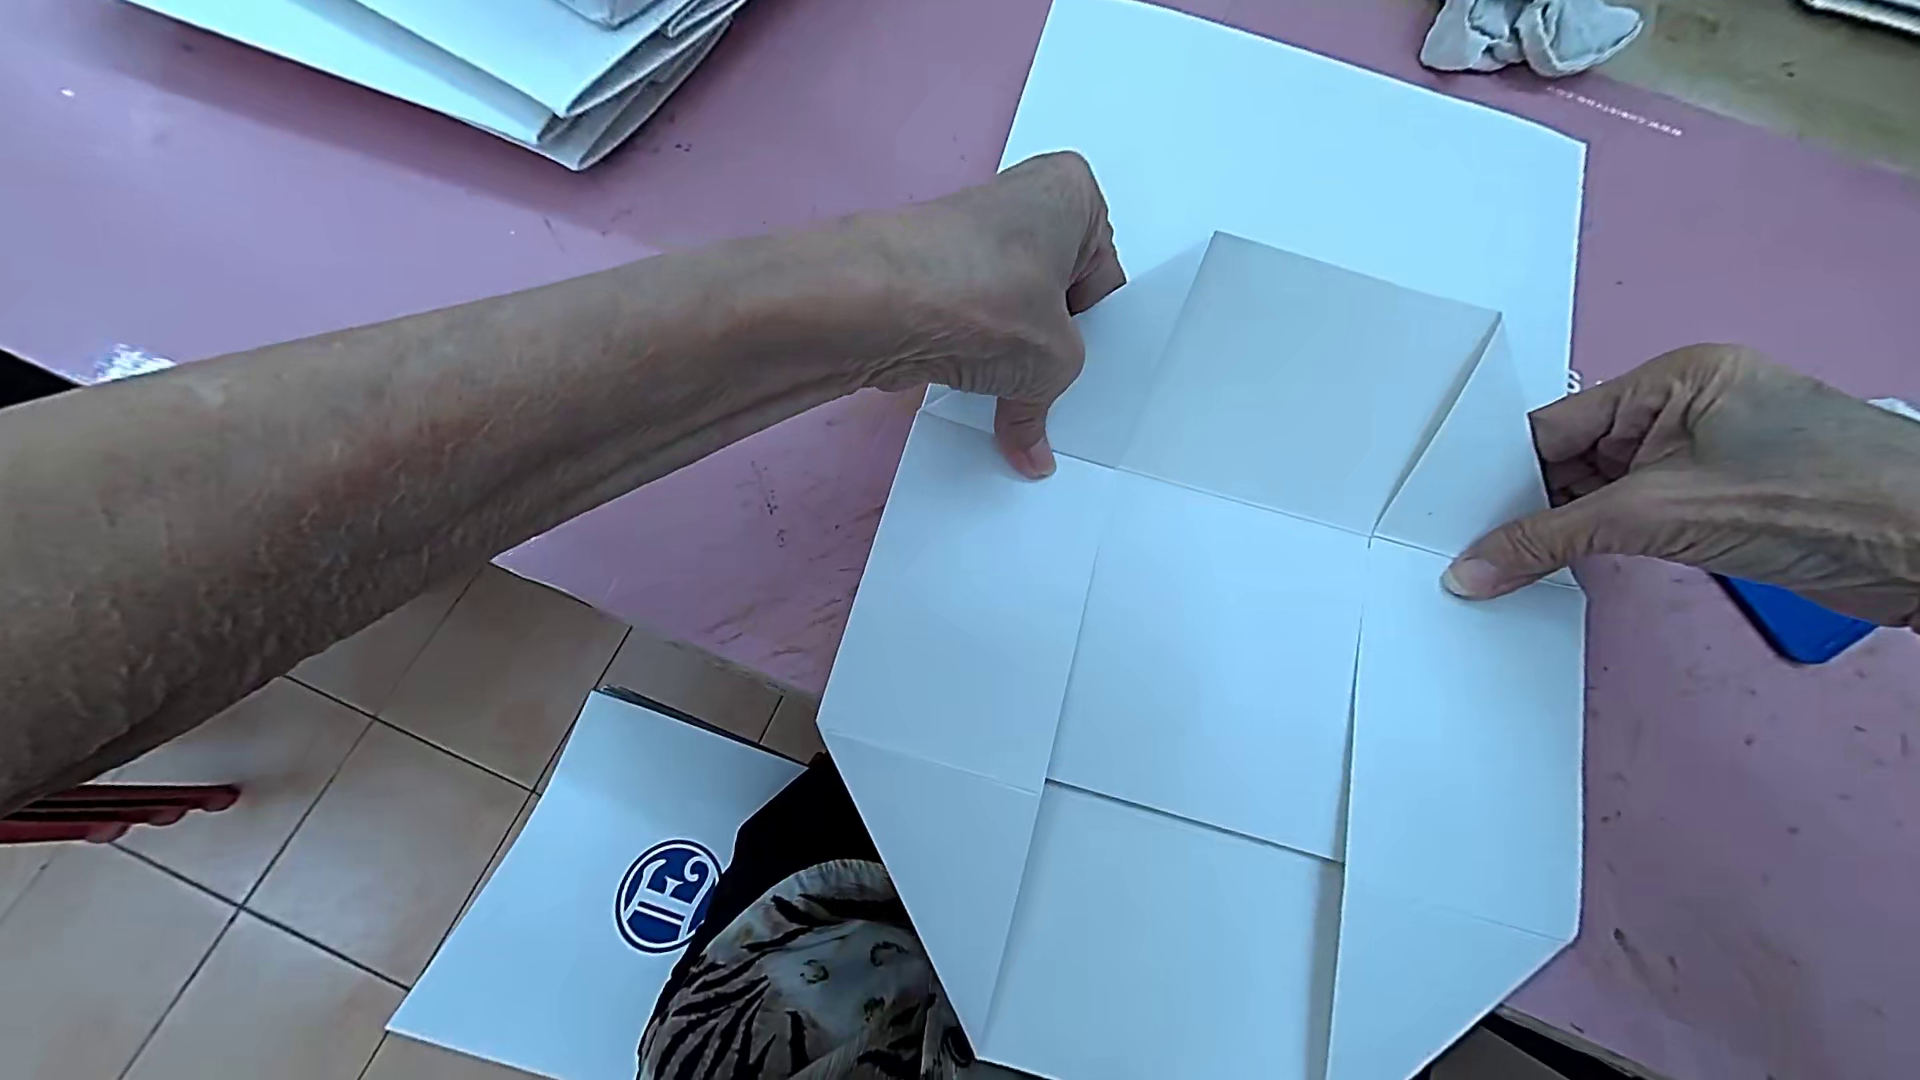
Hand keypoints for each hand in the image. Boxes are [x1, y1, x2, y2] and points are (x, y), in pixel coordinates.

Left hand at [856, 152, 1125, 477]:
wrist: (881, 303)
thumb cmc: (991, 301)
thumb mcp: (1054, 361)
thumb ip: (1050, 405)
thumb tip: (1033, 454)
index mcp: (1071, 195)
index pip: (1102, 281)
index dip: (1095, 337)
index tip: (1087, 376)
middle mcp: (1019, 207)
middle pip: (1052, 301)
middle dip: (1049, 352)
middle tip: (1054, 394)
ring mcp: (969, 244)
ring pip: (1008, 320)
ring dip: (1010, 364)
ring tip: (1017, 401)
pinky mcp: (931, 280)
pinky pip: (971, 331)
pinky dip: (975, 364)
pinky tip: (980, 396)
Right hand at [1443, 344, 1919, 626]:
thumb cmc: (1831, 501)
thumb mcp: (1654, 515)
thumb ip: (1546, 541)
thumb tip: (1470, 571)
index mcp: (1670, 382)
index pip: (1548, 428)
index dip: (1496, 471)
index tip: (1451, 511)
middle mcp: (1675, 412)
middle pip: (1560, 461)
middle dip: (1521, 503)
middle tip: (1470, 541)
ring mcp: (1689, 456)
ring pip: (1583, 491)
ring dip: (1551, 527)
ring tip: (1501, 556)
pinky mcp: (1700, 497)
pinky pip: (1613, 515)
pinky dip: (1582, 540)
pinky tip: (1548, 561)